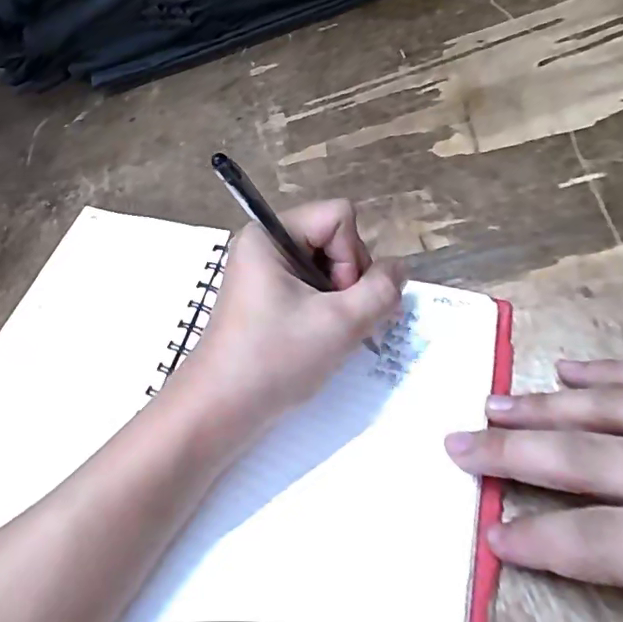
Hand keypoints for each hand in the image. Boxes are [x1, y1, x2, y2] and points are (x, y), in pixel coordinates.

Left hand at [171, 200, 403, 434]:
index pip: (337, 216)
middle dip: (348, 278)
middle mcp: (264, 243)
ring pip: (326, 264)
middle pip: (333, 237)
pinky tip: (319, 337)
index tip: (338, 296)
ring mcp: (264, 269)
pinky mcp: (267, 294)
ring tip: (327, 332)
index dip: (352, 255)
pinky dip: (326, 308)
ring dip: (340, 298)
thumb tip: (400, 267)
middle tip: (335, 319)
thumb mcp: (340, 323)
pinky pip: (311, 284)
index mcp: (269, 234)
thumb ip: (380, 290)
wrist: (223, 405)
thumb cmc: (275, 357)